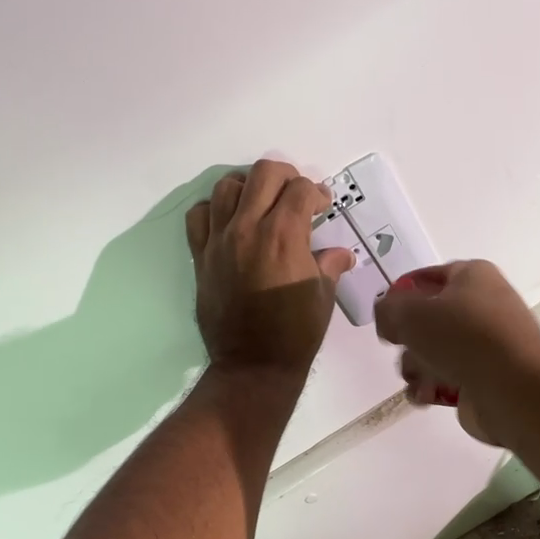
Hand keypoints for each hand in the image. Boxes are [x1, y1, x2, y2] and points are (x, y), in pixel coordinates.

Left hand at [187, 160, 354, 376]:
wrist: (254, 364)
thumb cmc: (296, 332)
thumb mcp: (323, 296)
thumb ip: (330, 265)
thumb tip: (340, 254)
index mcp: (284, 235)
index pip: (301, 190)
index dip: (317, 192)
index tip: (322, 206)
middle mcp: (249, 228)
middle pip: (265, 173)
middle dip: (286, 177)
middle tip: (295, 195)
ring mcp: (220, 240)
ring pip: (227, 186)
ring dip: (249, 187)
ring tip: (260, 203)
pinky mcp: (201, 256)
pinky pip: (199, 215)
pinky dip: (214, 209)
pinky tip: (229, 222)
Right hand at [373, 260, 539, 445]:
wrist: (513, 390)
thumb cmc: (464, 338)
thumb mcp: (411, 313)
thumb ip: (388, 309)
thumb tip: (387, 318)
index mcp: (472, 276)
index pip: (426, 277)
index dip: (400, 295)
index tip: (384, 316)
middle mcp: (481, 306)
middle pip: (426, 319)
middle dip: (407, 339)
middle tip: (400, 346)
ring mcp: (484, 345)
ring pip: (431, 352)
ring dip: (415, 367)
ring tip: (419, 378)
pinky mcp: (483, 379)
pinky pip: (444, 379)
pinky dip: (431, 387)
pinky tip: (427, 396)